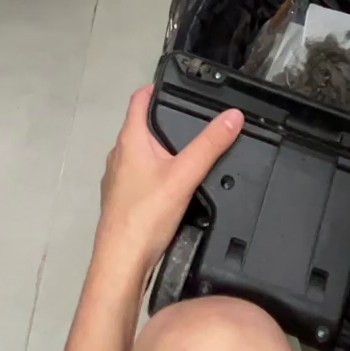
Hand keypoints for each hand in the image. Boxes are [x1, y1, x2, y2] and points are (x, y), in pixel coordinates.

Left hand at [95, 85, 242, 277]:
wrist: (120, 265)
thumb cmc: (145, 215)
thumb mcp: (184, 176)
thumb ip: (210, 145)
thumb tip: (233, 116)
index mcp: (130, 140)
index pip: (139, 99)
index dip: (156, 87)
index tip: (178, 85)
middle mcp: (118, 155)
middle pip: (141, 125)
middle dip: (165, 119)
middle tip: (195, 118)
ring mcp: (116, 179)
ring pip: (140, 152)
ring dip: (160, 147)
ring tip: (189, 150)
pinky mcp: (120, 200)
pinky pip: (139, 175)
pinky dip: (155, 171)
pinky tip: (173, 185)